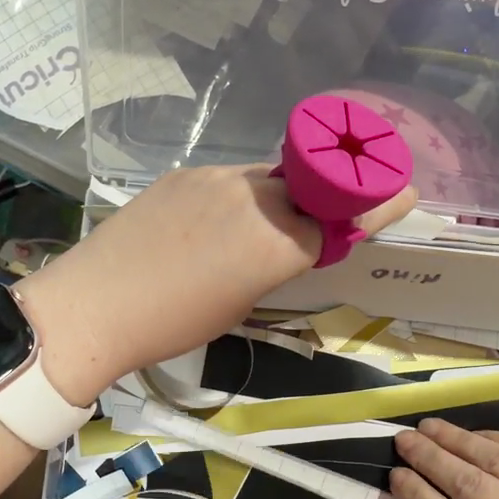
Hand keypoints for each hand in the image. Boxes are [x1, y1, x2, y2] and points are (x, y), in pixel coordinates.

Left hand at [19, 165, 414, 405]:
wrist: (94, 305)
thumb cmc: (172, 324)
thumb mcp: (239, 305)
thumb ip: (272, 265)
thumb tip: (283, 243)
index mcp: (278, 244)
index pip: (340, 218)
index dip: (375, 205)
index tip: (404, 188)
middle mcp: (256, 200)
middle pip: (306, 189)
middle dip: (314, 204)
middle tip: (306, 225)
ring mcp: (216, 180)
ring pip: (266, 179)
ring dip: (272, 199)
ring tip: (245, 231)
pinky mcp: (183, 173)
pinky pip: (227, 179)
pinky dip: (234, 198)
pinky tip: (207, 224)